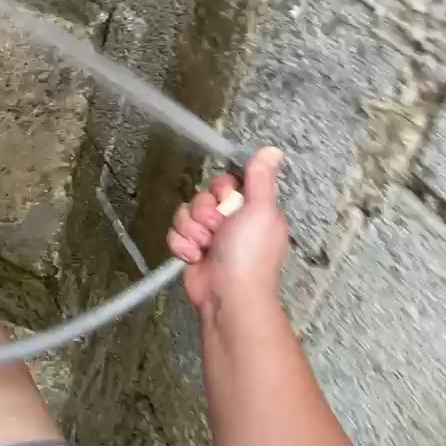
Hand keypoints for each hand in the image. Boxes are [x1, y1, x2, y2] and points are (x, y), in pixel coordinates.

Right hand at [168, 147, 288, 320]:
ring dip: (191, 231)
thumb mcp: (260, 211)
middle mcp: (231, 222)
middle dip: (203, 213)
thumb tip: (271, 151)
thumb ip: (260, 179)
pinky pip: (174, 234)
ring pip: (184, 215)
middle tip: (217, 229)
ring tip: (205, 246)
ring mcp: (210, 237)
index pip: (225, 183)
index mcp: (252, 210)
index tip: (225, 200)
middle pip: (201, 198)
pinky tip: (195, 256)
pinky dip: (182, 245)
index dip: (219, 190)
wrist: (228, 295)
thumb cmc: (249, 255)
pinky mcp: (191, 250)